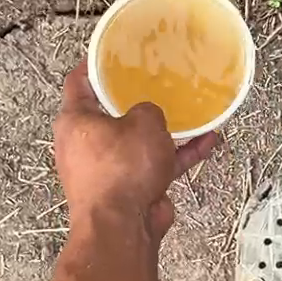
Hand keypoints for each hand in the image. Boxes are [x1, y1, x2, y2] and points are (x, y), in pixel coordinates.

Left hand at [53, 62, 218, 239]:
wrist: (123, 225)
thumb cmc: (119, 173)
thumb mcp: (143, 122)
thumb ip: (150, 110)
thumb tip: (152, 114)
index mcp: (76, 121)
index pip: (79, 83)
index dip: (95, 66)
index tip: (109, 55)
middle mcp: (86, 145)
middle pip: (112, 115)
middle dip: (137, 103)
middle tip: (155, 85)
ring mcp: (108, 168)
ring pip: (140, 142)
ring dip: (166, 132)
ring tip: (191, 117)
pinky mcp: (130, 187)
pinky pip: (157, 164)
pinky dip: (179, 155)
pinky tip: (205, 143)